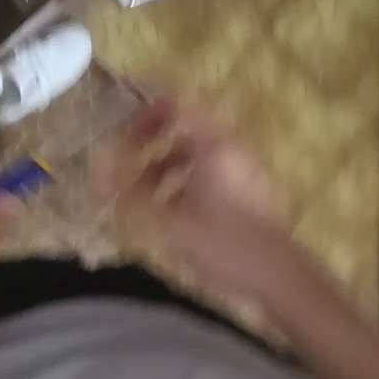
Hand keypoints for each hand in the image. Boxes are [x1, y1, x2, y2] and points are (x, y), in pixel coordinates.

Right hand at [95, 99, 302, 299]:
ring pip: (195, 148)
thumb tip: (98, 171)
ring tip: (138, 185)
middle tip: (124, 150)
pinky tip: (166, 205)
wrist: (280, 277)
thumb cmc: (224, 244)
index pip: (177, 102)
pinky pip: (208, 167)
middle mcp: (231, 146)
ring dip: (163, 158)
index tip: (120, 110)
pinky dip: (182, 175)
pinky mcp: (247, 187)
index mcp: (215, 145)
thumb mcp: (170, 220)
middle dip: (150, 133)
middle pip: (185, 122)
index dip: (145, 101)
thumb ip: (131, 193)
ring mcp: (242, 166)